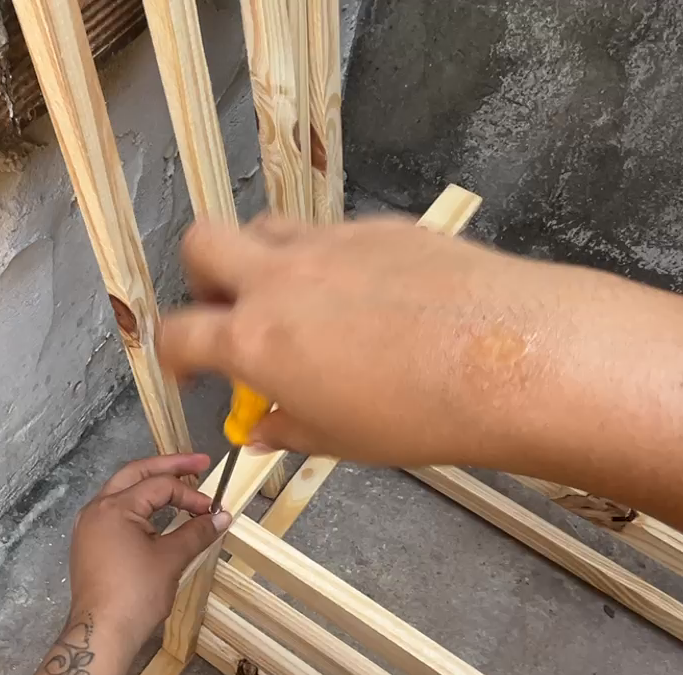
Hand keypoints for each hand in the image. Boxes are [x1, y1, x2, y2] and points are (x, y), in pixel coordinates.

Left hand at [67, 454, 230, 647]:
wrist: (102, 633)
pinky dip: (139, 509)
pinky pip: (116, 514)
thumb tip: (221, 517)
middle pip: (135, 475)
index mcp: (114, 507)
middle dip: (169, 468)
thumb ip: (196, 532)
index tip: (213, 510)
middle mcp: (96, 509)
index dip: (190, 494)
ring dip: (152, 488)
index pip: (159, 486)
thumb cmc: (136, 594)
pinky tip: (157, 517)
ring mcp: (88, 527)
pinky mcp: (89, 545)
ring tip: (180, 487)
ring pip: (123, 493)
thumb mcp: (171, 559)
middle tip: (199, 463)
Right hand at [157, 216, 610, 467]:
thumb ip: (284, 427)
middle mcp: (280, 279)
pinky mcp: (379, 226)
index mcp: (255, 339)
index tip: (189, 370)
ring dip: (261, 261)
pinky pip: (329, 234)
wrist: (510, 360)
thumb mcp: (336, 439)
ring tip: (299, 305)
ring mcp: (330, 243)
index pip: (177, 333)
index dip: (172, 353)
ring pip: (265, 227)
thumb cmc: (414, 417)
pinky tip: (366, 300)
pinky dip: (325, 262)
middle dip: (201, 278)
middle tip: (232, 315)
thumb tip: (261, 428)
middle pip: (202, 243)